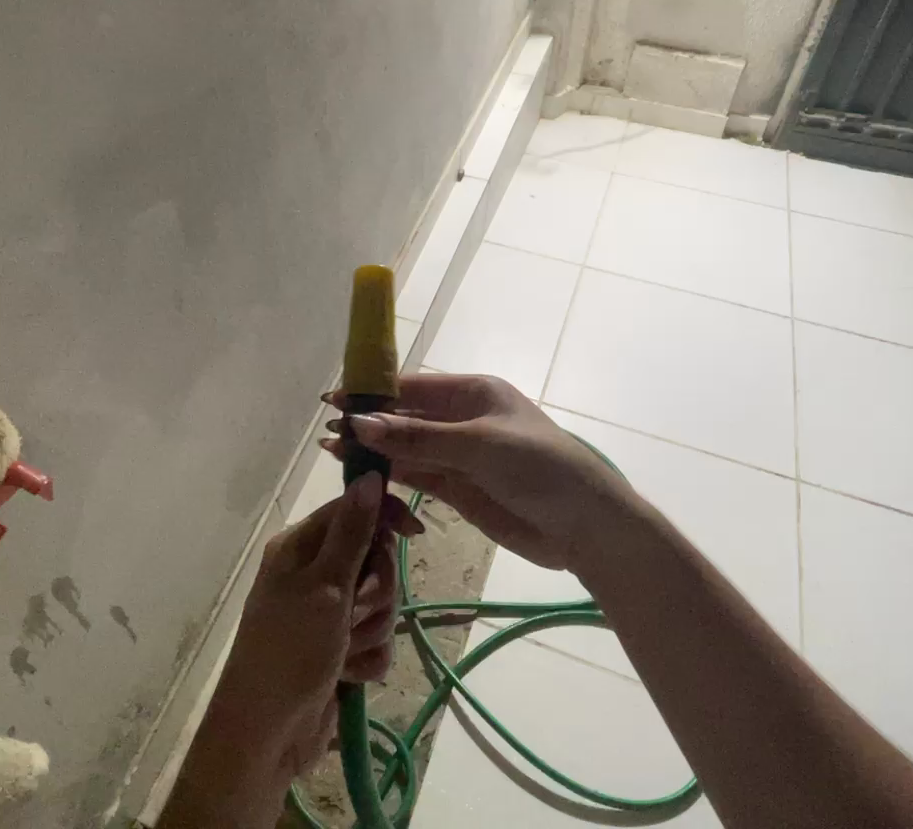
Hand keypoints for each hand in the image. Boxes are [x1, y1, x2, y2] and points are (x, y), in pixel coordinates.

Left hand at [204, 473, 420, 781]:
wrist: (267, 737)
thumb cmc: (289, 651)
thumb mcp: (325, 587)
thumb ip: (352, 532)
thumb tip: (368, 475)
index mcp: (301, 547)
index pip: (354, 509)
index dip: (385, 517)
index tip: (416, 532)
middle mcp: (314, 572)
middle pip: (375, 558)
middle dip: (377, 590)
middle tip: (355, 611)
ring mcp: (328, 612)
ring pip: (381, 602)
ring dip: (372, 629)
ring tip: (345, 651)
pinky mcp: (340, 647)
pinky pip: (376, 640)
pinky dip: (368, 658)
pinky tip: (349, 675)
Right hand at [324, 374, 630, 571]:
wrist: (585, 525)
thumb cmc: (538, 468)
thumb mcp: (478, 446)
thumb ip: (418, 438)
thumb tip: (359, 423)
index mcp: (473, 393)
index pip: (412, 387)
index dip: (373, 394)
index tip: (335, 401)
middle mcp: (462, 419)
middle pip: (405, 418)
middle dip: (369, 425)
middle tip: (327, 435)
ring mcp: (459, 455)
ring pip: (407, 448)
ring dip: (375, 452)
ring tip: (333, 455)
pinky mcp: (459, 489)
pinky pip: (418, 476)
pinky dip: (392, 476)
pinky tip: (364, 476)